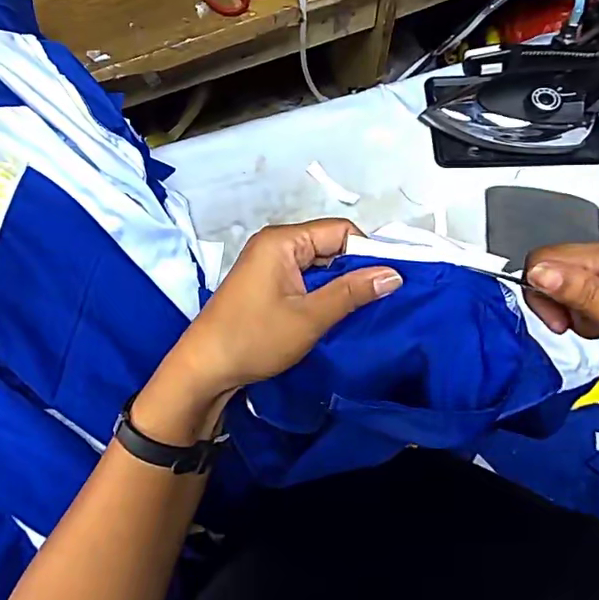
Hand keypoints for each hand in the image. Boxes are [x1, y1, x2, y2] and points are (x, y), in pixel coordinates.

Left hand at [136, 220, 401, 441]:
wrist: (204, 368)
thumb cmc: (254, 338)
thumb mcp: (309, 318)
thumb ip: (352, 292)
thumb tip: (394, 274)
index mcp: (282, 241)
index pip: (339, 231)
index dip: (367, 252)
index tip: (390, 281)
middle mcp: (275, 243)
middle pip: (329, 244)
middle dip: (355, 269)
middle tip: (381, 299)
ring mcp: (268, 263)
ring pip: (319, 263)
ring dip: (339, 283)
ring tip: (364, 308)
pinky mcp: (266, 282)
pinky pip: (304, 277)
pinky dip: (322, 291)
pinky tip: (337, 312)